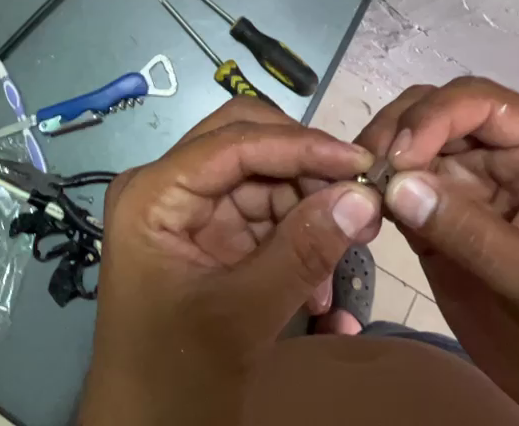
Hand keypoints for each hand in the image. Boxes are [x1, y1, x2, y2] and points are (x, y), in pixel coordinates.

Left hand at [80, 98, 379, 424]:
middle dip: (305, 167)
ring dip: (308, 207)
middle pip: (247, 143)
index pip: (234, 141)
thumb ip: (302, 251)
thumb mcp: (242, 315)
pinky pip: (265, 212)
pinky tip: (321, 281)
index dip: (301, 145)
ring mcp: (189, 208)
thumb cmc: (176, 376)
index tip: (361, 161)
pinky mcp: (210, 233)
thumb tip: (363, 196)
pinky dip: (298, 235)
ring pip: (263, 175)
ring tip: (349, 248)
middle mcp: (168, 185)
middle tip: (358, 198)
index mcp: (154, 193)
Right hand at [357, 78, 518, 425]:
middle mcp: (499, 152)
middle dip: (396, 131)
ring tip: (358, 191)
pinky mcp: (438, 216)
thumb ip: (467, 230)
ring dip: (379, 157)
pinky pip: (398, 185)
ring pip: (409, 142)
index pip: (477, 102)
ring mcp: (466, 183)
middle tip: (365, 171)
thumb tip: (396, 184)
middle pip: (434, 110)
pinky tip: (361, 210)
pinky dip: (375, 191)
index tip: (398, 157)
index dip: (433, 117)